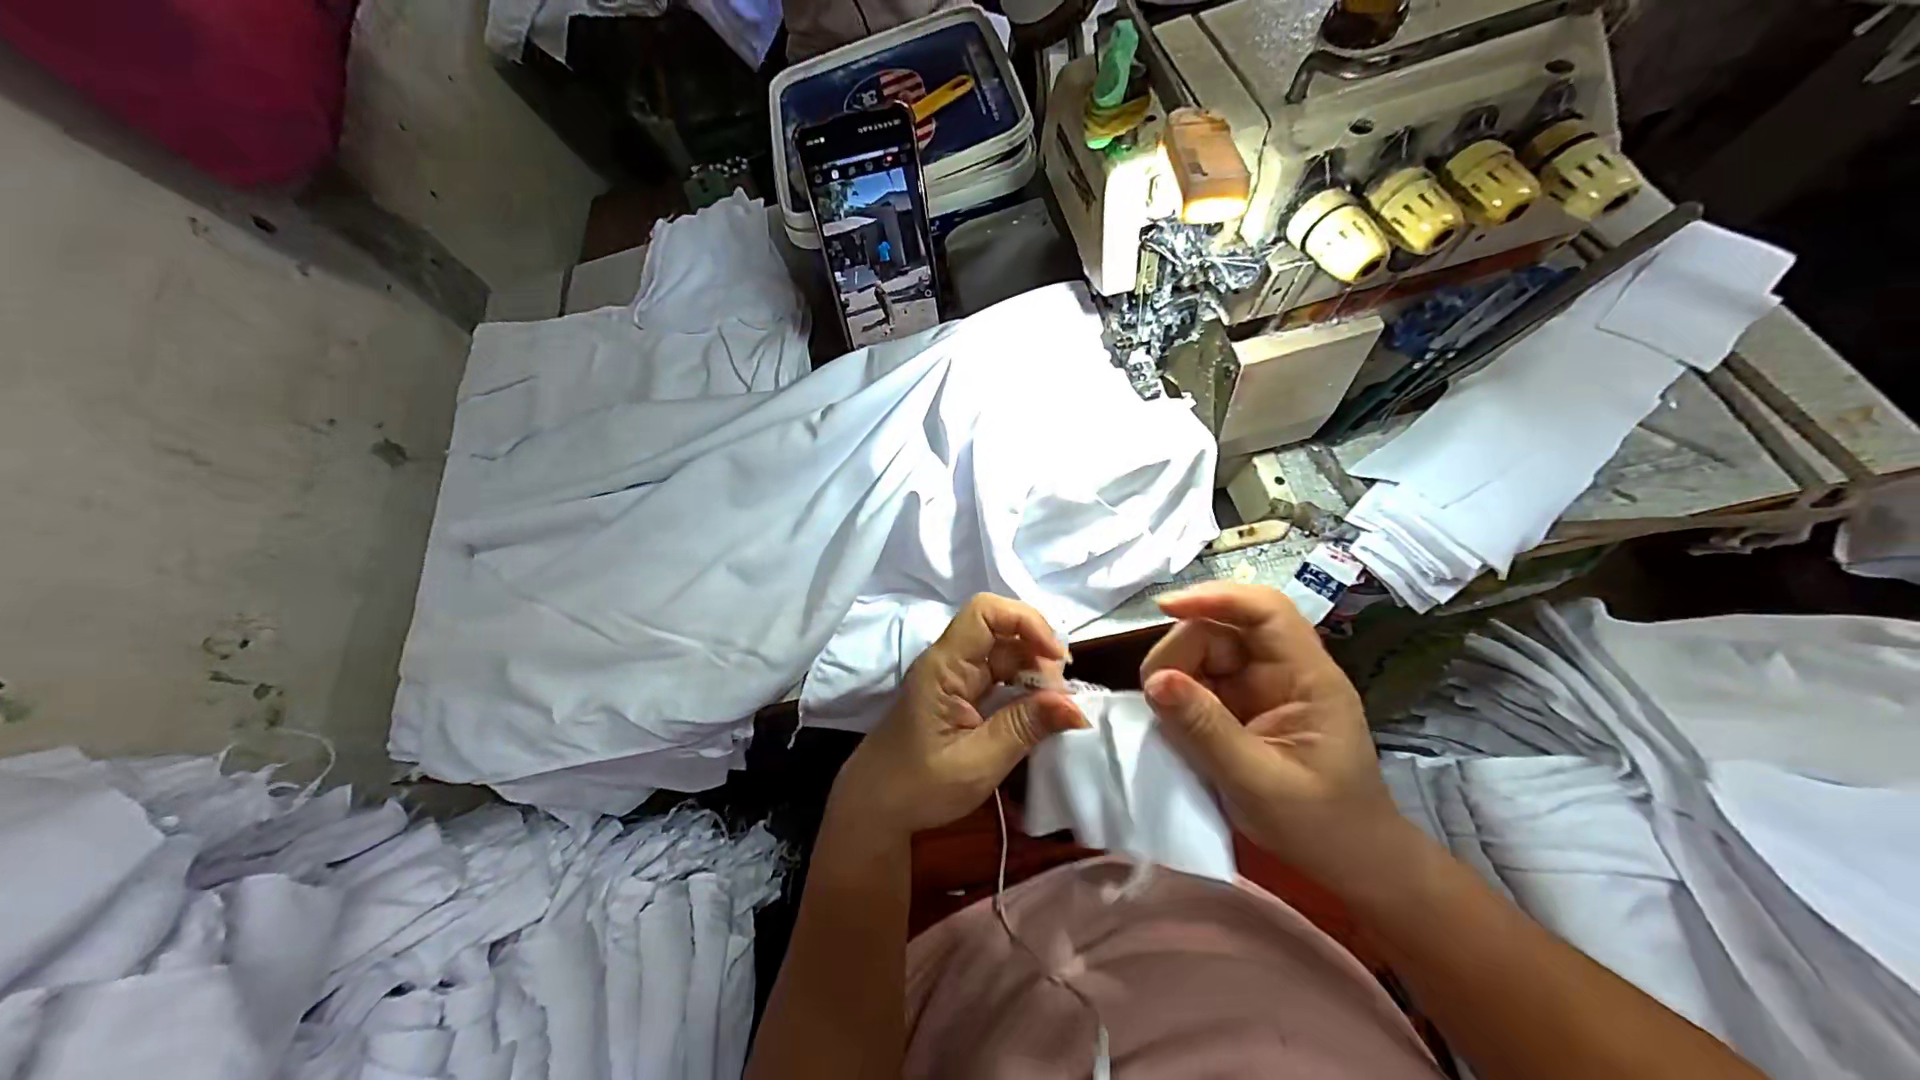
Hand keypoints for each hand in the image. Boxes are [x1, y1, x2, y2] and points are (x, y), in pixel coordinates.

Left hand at [830, 594, 1086, 839]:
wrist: (875, 806)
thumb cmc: (919, 786)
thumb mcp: (978, 762)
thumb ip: (1025, 728)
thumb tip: (1076, 706)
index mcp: (944, 667)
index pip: (985, 613)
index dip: (1026, 622)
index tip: (1056, 659)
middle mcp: (949, 661)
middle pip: (1000, 630)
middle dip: (1038, 651)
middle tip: (1063, 693)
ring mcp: (954, 676)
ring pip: (1003, 652)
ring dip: (1035, 670)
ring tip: (1057, 704)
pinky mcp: (960, 693)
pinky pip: (998, 674)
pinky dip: (1024, 685)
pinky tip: (1039, 709)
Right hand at [1140, 583, 1413, 888]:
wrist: (1350, 861)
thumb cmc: (1321, 826)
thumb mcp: (1259, 784)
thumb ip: (1206, 730)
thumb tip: (1155, 681)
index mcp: (1307, 677)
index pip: (1265, 610)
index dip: (1215, 598)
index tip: (1165, 608)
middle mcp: (1281, 669)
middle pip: (1220, 628)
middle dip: (1181, 653)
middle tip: (1159, 700)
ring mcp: (1259, 685)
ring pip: (1202, 651)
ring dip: (1175, 675)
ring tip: (1170, 722)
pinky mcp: (1239, 703)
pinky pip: (1198, 678)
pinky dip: (1178, 695)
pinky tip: (1175, 724)